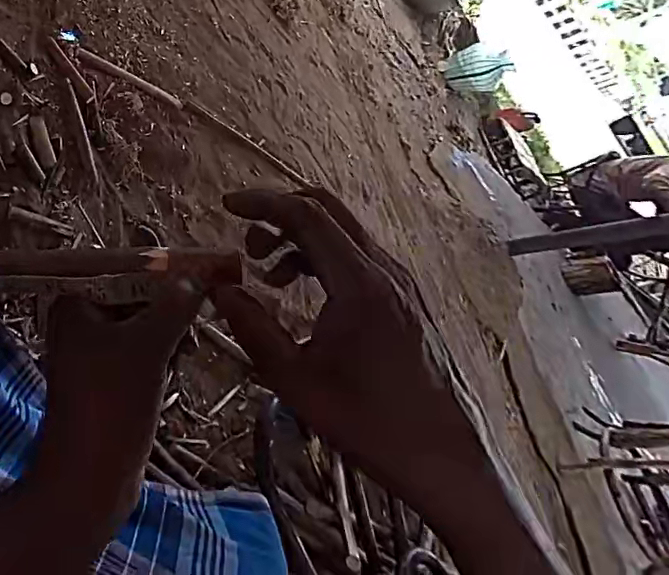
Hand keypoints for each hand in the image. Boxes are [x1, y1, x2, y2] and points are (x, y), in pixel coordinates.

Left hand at [35, 284, 204, 524]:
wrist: (87, 479)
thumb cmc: (111, 402)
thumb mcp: (148, 346)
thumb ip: (173, 306)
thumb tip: (196, 277)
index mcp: (74, 300)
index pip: (121, 267)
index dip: (161, 269)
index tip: (199, 271)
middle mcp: (76, 317)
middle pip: (130, 294)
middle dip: (165, 304)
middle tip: (199, 310)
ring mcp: (87, 348)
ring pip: (136, 323)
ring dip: (165, 331)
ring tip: (187, 347)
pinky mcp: (102, 377)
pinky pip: (135, 350)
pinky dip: (157, 353)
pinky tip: (175, 366)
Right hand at [212, 189, 565, 574]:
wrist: (450, 466)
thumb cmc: (370, 424)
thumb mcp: (294, 380)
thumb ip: (251, 327)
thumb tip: (218, 287)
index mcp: (360, 285)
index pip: (306, 215)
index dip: (261, 202)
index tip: (227, 205)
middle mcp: (385, 271)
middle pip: (326, 208)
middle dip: (278, 212)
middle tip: (246, 240)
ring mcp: (401, 282)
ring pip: (341, 229)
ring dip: (297, 235)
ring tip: (267, 273)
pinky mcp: (405, 297)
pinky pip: (354, 252)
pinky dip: (318, 253)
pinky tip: (300, 290)